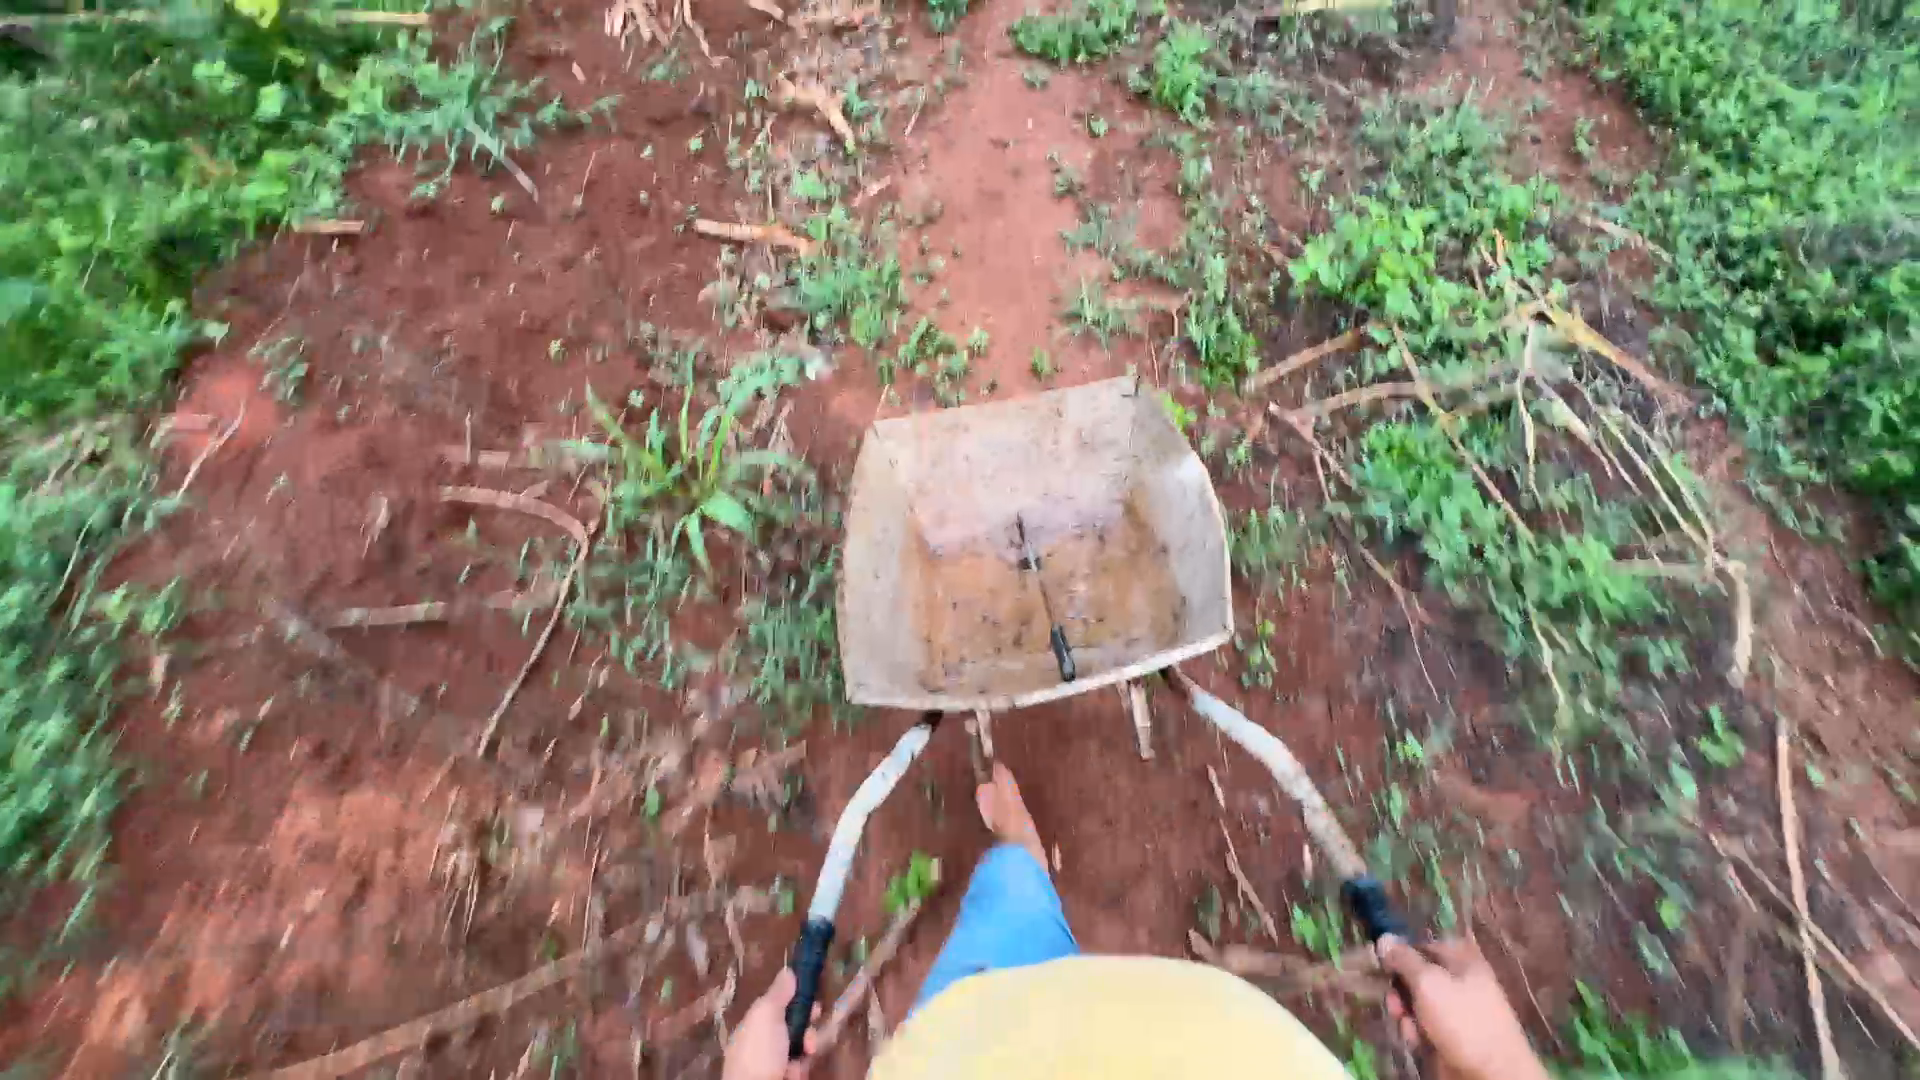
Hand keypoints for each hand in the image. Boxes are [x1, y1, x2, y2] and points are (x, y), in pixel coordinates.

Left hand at [722, 968, 816, 1079]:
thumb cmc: (759, 1052)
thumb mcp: (766, 1014)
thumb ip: (778, 992)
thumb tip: (788, 970)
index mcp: (752, 1025)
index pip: (777, 1005)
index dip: (796, 999)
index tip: (812, 998)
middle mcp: (762, 1044)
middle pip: (792, 1024)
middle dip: (807, 1022)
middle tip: (814, 1021)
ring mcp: (773, 1064)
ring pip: (800, 1045)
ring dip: (808, 1043)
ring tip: (808, 1050)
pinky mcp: (785, 1077)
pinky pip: (801, 1066)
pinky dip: (803, 1066)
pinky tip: (799, 1069)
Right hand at [1379, 937, 1548, 1079]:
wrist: (1492, 1077)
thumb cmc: (1462, 1021)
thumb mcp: (1428, 982)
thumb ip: (1403, 958)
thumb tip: (1384, 938)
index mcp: (1463, 963)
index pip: (1425, 945)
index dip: (1401, 950)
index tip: (1381, 959)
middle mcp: (1460, 985)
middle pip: (1417, 975)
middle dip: (1399, 986)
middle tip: (1393, 998)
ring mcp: (1456, 1013)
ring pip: (1416, 1002)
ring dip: (1403, 1011)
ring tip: (1404, 1022)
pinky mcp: (1450, 1037)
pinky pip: (1423, 1025)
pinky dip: (1415, 1031)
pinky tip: (1416, 1040)